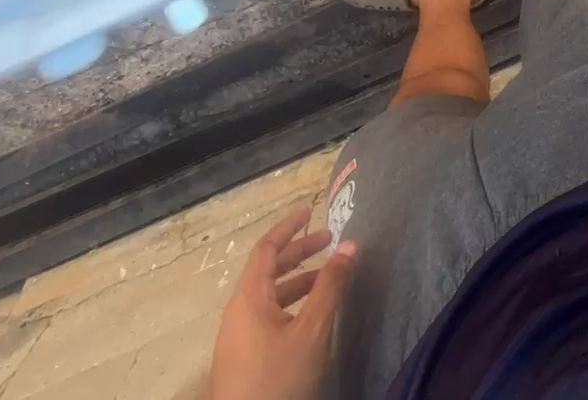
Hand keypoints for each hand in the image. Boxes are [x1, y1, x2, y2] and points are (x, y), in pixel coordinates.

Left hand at [209, 205, 357, 399]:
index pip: (266, 249)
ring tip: (327, 277)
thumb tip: (350, 244)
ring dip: (297, 279)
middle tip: (330, 241)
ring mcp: (237, 338)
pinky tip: (311, 315)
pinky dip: (290, 302)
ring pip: (268, 295)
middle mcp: (238, 313)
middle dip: (298, 251)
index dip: (288, 227)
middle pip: (266, 270)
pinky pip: (266, 315)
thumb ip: (331, 284)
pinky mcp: (242, 359)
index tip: (311, 210)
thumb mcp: (313, 329)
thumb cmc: (279, 378)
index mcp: (248, 299)